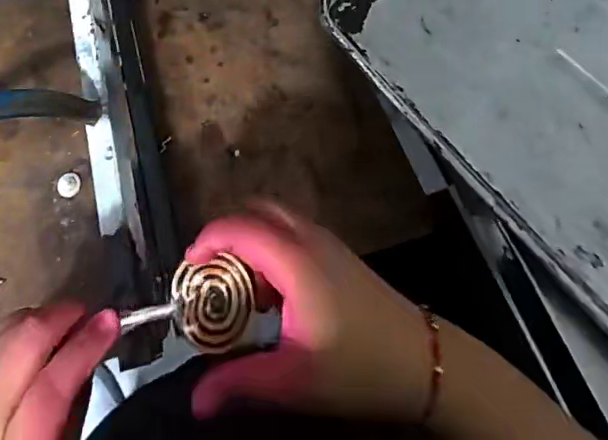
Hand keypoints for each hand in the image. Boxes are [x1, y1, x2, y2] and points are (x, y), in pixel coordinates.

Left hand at [0, 302, 118, 439]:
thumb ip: (71, 408)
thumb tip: (90, 354)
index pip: (47, 391)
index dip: (83, 347)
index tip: (112, 320)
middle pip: (19, 348)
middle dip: (61, 318)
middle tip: (92, 313)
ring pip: (1, 338)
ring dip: (41, 319)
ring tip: (69, 321)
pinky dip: (17, 330)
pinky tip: (37, 335)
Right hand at [186, 201, 432, 421]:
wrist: (419, 358)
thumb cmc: (358, 367)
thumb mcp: (293, 380)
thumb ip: (240, 381)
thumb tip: (196, 398)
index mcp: (298, 261)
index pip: (243, 228)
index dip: (209, 238)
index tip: (188, 266)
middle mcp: (312, 239)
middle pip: (259, 211)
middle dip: (227, 233)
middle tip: (206, 273)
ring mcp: (329, 242)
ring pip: (278, 218)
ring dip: (250, 238)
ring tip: (233, 285)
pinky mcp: (338, 252)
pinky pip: (294, 231)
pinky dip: (270, 244)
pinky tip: (269, 290)